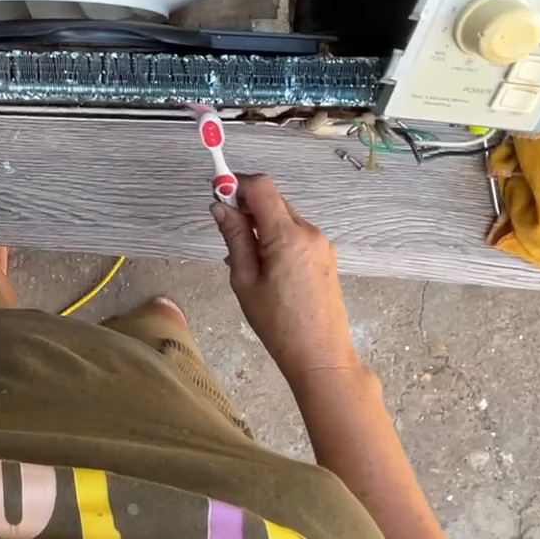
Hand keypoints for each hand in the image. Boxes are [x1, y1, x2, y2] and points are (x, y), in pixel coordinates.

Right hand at [211, 174, 362, 382]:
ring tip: (241, 252)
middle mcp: (309, 232)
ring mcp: (320, 243)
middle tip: (222, 224)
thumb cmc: (278, 323)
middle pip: (272, 197)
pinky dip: (273, 233)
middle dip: (244, 202)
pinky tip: (261, 260)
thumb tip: (219, 207)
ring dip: (258, 220)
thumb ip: (234, 237)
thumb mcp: (244, 279)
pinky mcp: (324, 254)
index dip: (235, 183)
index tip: (215, 192)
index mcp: (287, 236)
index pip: (261, 186)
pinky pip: (293, 231)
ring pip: (282, 214)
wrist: (321, 355)